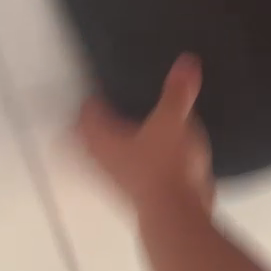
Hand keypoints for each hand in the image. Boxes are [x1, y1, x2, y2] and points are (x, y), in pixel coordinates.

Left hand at [76, 55, 213, 216]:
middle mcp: (97, 157)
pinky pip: (127, 166)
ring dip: (114, 142)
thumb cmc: (164, 164)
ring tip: (135, 129)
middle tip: (114, 108)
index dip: (95, 97)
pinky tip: (154, 154)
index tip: (108, 86)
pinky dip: (134, 158)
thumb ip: (178, 92)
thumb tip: (186, 60)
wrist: (176, 211)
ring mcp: (113, 176)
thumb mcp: (173, 122)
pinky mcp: (133, 189)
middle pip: (85, 135)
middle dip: (96, 123)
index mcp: (96, 138)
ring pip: (105, 152)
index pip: (84, 111)